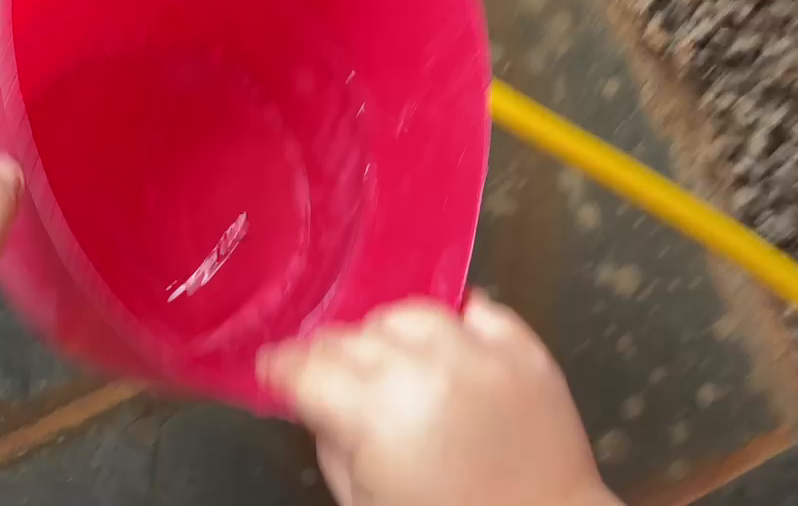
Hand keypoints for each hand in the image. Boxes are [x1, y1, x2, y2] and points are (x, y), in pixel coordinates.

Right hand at [258, 294, 617, 505]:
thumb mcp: (362, 502)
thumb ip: (330, 441)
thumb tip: (315, 400)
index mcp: (376, 413)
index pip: (307, 368)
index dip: (281, 367)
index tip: (273, 369)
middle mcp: (423, 370)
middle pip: (351, 338)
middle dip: (333, 358)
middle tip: (336, 380)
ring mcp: (478, 357)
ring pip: (407, 314)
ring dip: (391, 335)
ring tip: (396, 362)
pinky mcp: (524, 355)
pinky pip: (478, 311)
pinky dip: (459, 324)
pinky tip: (450, 347)